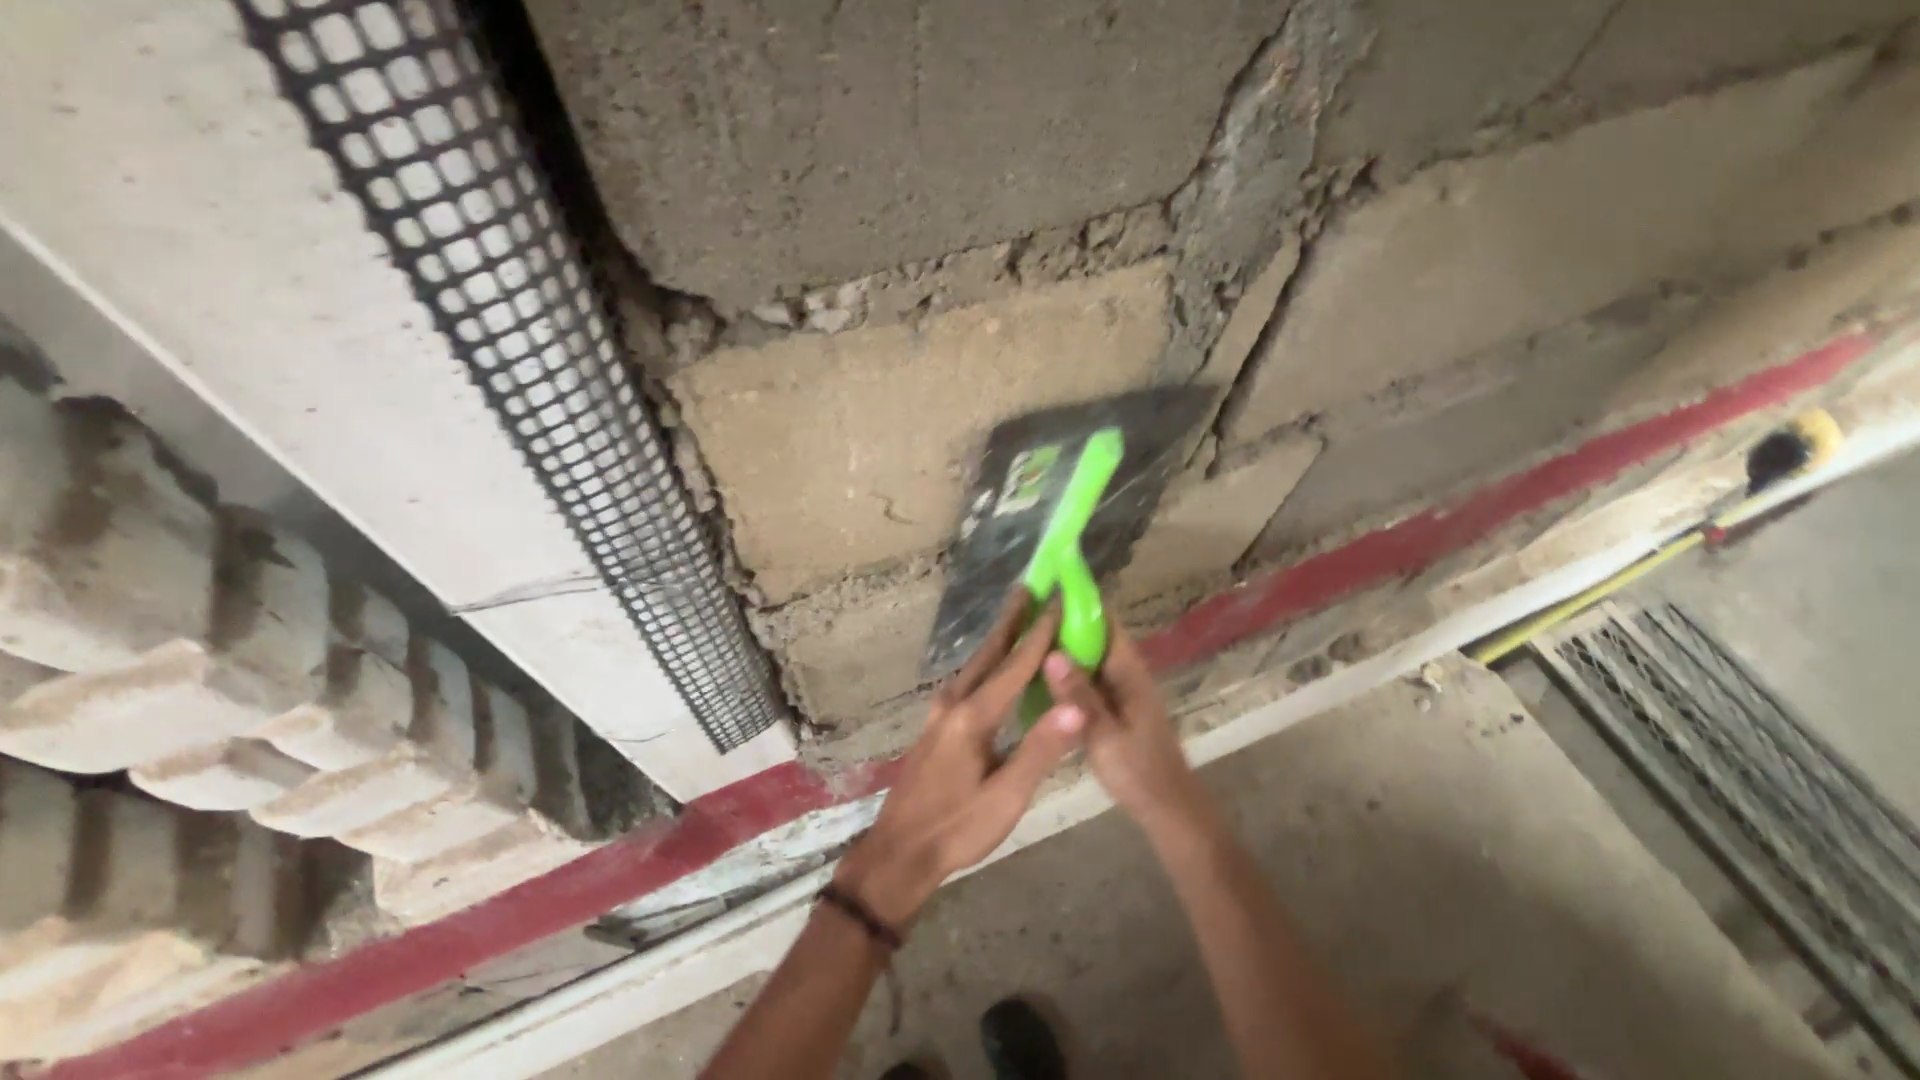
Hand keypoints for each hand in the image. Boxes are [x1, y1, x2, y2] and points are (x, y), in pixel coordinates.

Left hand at [833, 594, 1085, 927]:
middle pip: (987, 656)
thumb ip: (1041, 749)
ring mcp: (938, 717)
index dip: (1040, 635)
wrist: (898, 854)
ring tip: (1015, 623)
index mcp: (974, 717)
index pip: (1015, 666)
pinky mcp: (933, 731)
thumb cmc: (957, 829)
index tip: (1059, 603)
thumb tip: (1076, 706)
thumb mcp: (1007, 796)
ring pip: (973, 669)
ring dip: (996, 644)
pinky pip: (965, 685)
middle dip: (1010, 623)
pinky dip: (984, 668)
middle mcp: (953, 706)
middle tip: (1028, 590)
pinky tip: (989, 674)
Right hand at [1040, 615, 1208, 834]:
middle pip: (1096, 635)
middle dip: (1065, 622)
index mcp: (1129, 672)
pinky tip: (1040, 678)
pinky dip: (1068, 671)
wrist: (1168, 808)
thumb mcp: (1102, 733)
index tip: (1047, 586)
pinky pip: (1090, 678)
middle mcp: (1128, 673)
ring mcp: (1123, 691)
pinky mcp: (1116, 709)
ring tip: (1024, 639)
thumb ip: (1078, 694)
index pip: (1106, 621)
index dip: (1080, 600)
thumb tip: (1050, 651)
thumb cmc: (1138, 771)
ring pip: (1091, 657)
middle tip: (1023, 616)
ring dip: (1065, 646)